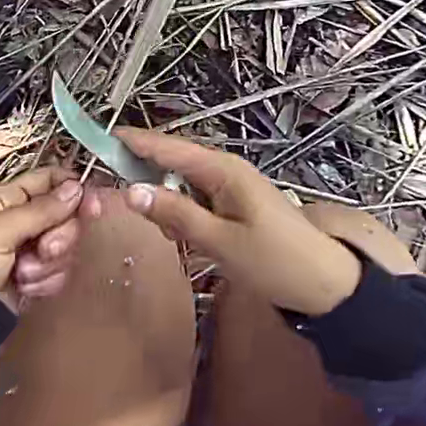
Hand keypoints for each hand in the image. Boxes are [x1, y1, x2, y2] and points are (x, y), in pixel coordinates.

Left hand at [0, 166, 97, 310]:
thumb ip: (39, 210)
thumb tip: (75, 187)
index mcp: (10, 199)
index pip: (50, 180)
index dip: (73, 188)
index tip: (90, 203)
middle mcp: (25, 221)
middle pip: (66, 215)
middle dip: (60, 236)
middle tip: (43, 249)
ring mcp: (32, 249)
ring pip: (66, 246)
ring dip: (49, 264)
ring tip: (23, 273)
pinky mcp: (38, 276)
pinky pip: (61, 272)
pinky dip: (46, 282)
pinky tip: (26, 288)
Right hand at [115, 128, 361, 315]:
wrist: (329, 286)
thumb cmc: (277, 261)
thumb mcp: (220, 241)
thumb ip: (175, 215)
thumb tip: (131, 191)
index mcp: (222, 170)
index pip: (166, 147)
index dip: (132, 142)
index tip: (96, 140)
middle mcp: (223, 170)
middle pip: (170, 160)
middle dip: (140, 171)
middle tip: (112, 187)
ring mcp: (229, 187)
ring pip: (179, 182)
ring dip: (162, 198)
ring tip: (159, 225)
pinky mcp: (232, 204)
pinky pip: (193, 198)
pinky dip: (178, 212)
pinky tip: (179, 233)